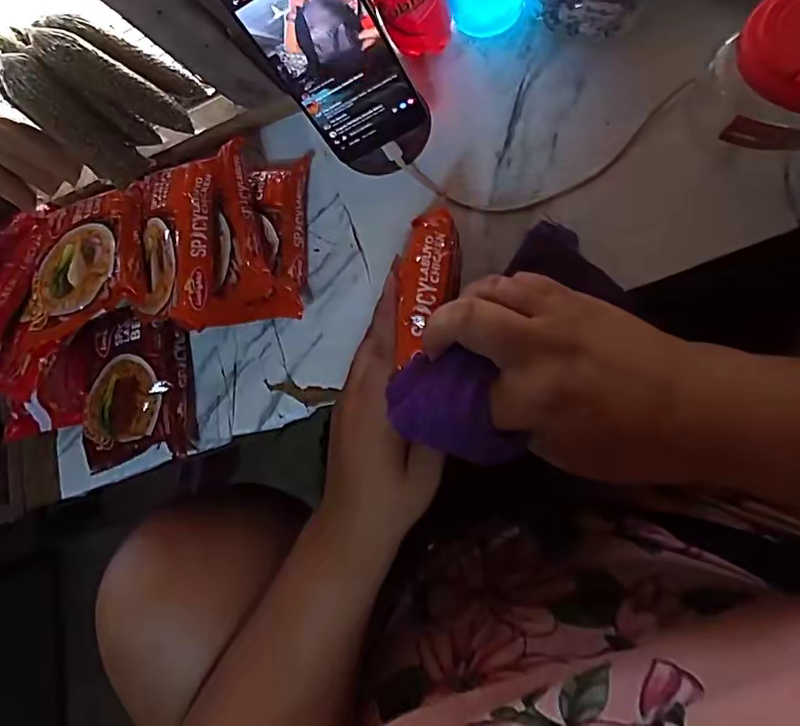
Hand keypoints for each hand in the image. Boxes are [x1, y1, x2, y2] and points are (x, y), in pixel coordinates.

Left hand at [320, 271, 443, 556]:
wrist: (348, 528)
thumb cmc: (390, 501)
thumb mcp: (426, 466)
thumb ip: (436, 421)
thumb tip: (451, 381)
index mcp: (375, 399)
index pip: (385, 341)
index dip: (393, 305)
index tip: (402, 271)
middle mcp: (357, 390)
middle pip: (373, 337)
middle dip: (390, 303)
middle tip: (412, 273)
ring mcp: (348, 398)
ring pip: (367, 349)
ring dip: (384, 322)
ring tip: (409, 297)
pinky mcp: (347, 407)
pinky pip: (365, 364)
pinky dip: (379, 344)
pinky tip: (398, 343)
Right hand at [422, 272, 701, 482]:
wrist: (697, 402)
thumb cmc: (636, 443)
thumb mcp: (568, 456)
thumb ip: (520, 428)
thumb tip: (492, 409)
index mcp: (535, 397)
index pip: (475, 397)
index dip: (460, 406)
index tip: (454, 409)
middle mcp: (536, 347)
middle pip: (465, 320)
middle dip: (436, 333)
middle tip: (432, 349)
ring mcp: (554, 314)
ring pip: (488, 288)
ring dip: (463, 304)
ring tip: (461, 321)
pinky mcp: (572, 296)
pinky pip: (520, 281)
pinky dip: (498, 291)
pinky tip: (500, 307)